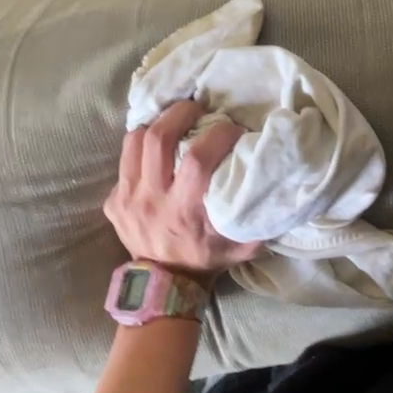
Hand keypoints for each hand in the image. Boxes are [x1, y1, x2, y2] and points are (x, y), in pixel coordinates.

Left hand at [103, 99, 263, 277]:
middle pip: (158, 139)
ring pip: (134, 143)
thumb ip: (257, 219)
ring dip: (155, 124)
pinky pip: (123, 161)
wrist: (165, 286)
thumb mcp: (240, 247)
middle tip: (197, 106)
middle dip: (179, 113)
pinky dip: (139, 147)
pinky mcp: (112, 203)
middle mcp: (151, 201)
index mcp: (184, 211)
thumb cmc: (206, 261)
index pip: (197, 159)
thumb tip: (279, 184)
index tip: (233, 128)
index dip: (217, 135)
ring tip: (173, 120)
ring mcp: (126, 200)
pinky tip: (154, 146)